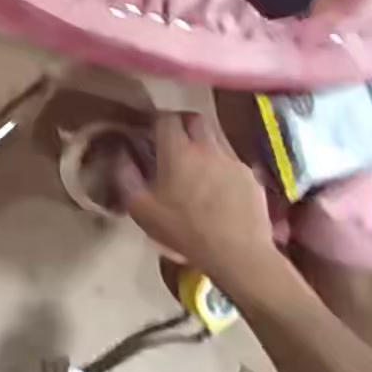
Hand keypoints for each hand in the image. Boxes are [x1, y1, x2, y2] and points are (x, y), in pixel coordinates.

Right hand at [113, 112, 278, 287]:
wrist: (238, 253)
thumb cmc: (184, 231)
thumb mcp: (142, 210)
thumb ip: (126, 178)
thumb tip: (121, 157)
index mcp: (177, 152)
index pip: (167, 118)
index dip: (157, 120)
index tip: (150, 130)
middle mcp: (207, 149)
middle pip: (195, 119)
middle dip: (183, 123)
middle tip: (173, 139)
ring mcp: (233, 161)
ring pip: (216, 137)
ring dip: (203, 143)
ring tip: (195, 164)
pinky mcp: (251, 176)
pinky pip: (231, 160)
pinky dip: (221, 164)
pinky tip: (217, 186)